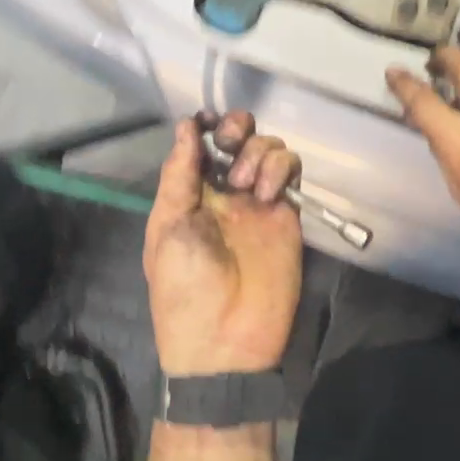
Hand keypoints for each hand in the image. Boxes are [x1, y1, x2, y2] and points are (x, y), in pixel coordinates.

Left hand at [144, 111, 302, 375]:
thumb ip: (180, 175)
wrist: (226, 339)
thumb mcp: (168, 228)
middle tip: (231, 145)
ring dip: (257, 152)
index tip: (208, 121)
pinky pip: (290, 171)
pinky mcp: (288, 212)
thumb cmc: (184, 285)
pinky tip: (267, 194)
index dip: (206, 125)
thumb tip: (187, 127)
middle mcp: (225, 190)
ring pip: (268, 147)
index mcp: (190, 193)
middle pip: (240, 136)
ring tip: (247, 186)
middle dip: (237, 128)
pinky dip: (280, 169)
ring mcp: (258, 200)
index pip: (202, 143)